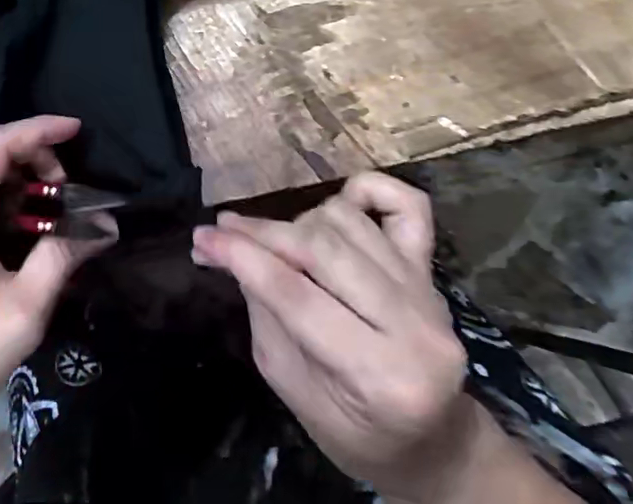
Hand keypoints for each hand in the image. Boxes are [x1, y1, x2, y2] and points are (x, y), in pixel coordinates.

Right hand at [192, 173, 572, 503]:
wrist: (432, 443)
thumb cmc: (352, 430)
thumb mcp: (289, 384)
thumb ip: (263, 311)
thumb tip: (224, 249)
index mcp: (381, 375)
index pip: (296, 295)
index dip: (240, 257)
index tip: (201, 238)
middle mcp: (415, 327)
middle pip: (322, 247)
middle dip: (261, 233)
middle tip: (221, 231)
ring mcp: (428, 293)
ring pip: (347, 220)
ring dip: (297, 222)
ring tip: (275, 243)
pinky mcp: (431, 270)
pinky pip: (406, 206)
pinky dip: (369, 189)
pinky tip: (341, 201)